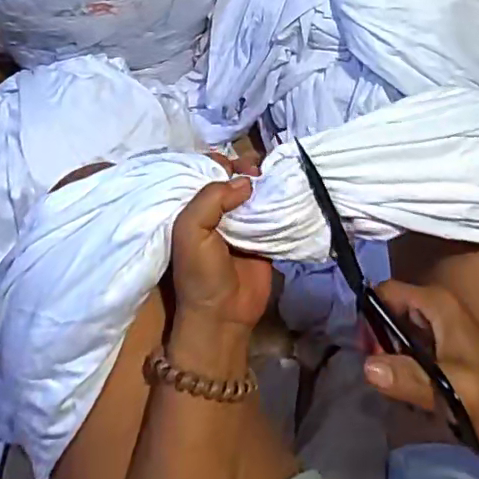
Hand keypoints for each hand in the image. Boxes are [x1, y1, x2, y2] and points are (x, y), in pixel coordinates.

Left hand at [169, 175, 270, 332]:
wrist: (224, 316)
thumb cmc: (200, 274)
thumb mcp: (191, 232)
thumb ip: (210, 199)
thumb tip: (246, 181)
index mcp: (193, 206)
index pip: (205, 171)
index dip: (220, 162)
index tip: (236, 163)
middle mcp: (216, 209)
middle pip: (232, 176)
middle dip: (245, 168)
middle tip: (257, 171)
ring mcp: (240, 221)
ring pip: (253, 189)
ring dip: (264, 181)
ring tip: (272, 179)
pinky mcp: (262, 233)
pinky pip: (272, 210)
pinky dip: (279, 199)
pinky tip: (288, 190)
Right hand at [361, 281, 478, 455]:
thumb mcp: (447, 389)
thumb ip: (408, 377)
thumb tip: (367, 365)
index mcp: (438, 303)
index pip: (388, 290)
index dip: (370, 314)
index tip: (363, 348)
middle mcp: (437, 307)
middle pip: (390, 310)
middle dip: (379, 340)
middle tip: (378, 372)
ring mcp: (441, 328)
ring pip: (398, 331)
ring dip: (390, 356)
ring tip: (392, 384)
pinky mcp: (442, 349)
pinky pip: (410, 347)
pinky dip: (403, 365)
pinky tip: (407, 389)